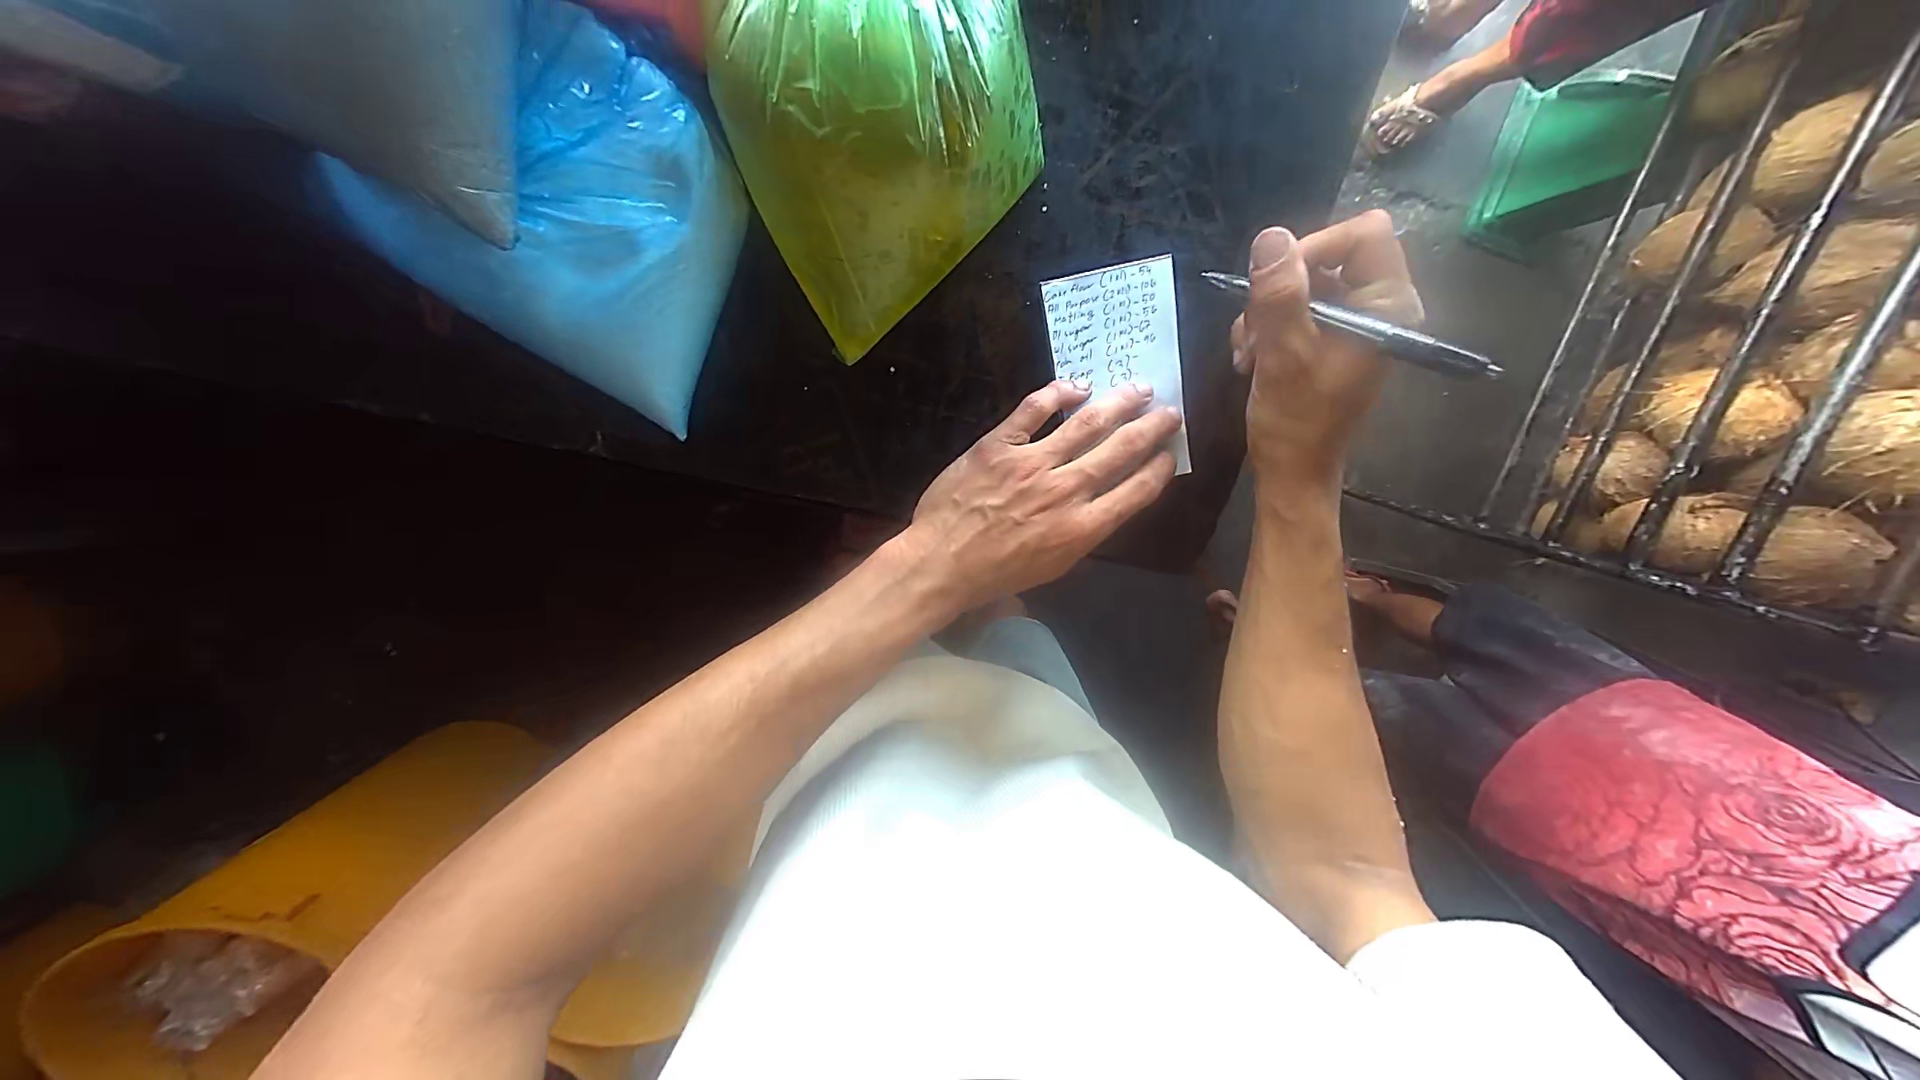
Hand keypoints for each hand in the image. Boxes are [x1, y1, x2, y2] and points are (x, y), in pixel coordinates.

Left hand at [896, 380, 1181, 614]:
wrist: (941, 562)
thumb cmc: (997, 573)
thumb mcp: (1052, 567)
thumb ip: (1083, 534)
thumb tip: (1107, 505)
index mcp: (1082, 528)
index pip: (1136, 491)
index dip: (1159, 469)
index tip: (1169, 455)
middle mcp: (1064, 491)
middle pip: (1120, 450)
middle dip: (1152, 428)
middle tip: (1170, 412)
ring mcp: (1030, 464)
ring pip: (1085, 423)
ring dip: (1118, 403)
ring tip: (1139, 389)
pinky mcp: (998, 446)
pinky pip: (1033, 410)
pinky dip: (1058, 393)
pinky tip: (1077, 386)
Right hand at [1230, 210, 1422, 492]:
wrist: (1292, 469)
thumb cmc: (1296, 420)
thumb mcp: (1284, 354)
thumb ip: (1280, 294)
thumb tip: (1269, 237)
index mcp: (1386, 306)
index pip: (1361, 235)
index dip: (1312, 250)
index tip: (1272, 286)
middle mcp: (1374, 307)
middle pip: (1324, 260)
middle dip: (1278, 292)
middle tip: (1253, 332)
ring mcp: (1348, 324)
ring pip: (1299, 287)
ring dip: (1262, 316)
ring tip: (1248, 355)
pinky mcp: (1324, 340)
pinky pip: (1291, 312)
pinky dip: (1264, 330)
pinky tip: (1250, 360)